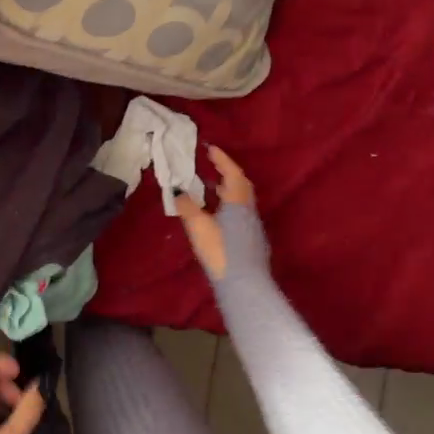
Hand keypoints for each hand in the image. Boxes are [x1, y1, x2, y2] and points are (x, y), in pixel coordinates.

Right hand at [174, 146, 254, 279]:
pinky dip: (231, 207)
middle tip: (214, 167)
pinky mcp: (254, 241)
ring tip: (214, 190)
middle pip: (242, 185)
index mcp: (238, 202)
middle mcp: (249, 210)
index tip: (211, 149)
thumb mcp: (198, 227)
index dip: (222, 160)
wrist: (245, 284)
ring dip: (229, 191)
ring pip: (243, 201)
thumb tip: (179, 192)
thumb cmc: (221, 251)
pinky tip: (221, 217)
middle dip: (228, 173)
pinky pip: (242, 214)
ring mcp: (254, 227)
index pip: (233, 173)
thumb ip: (188, 207)